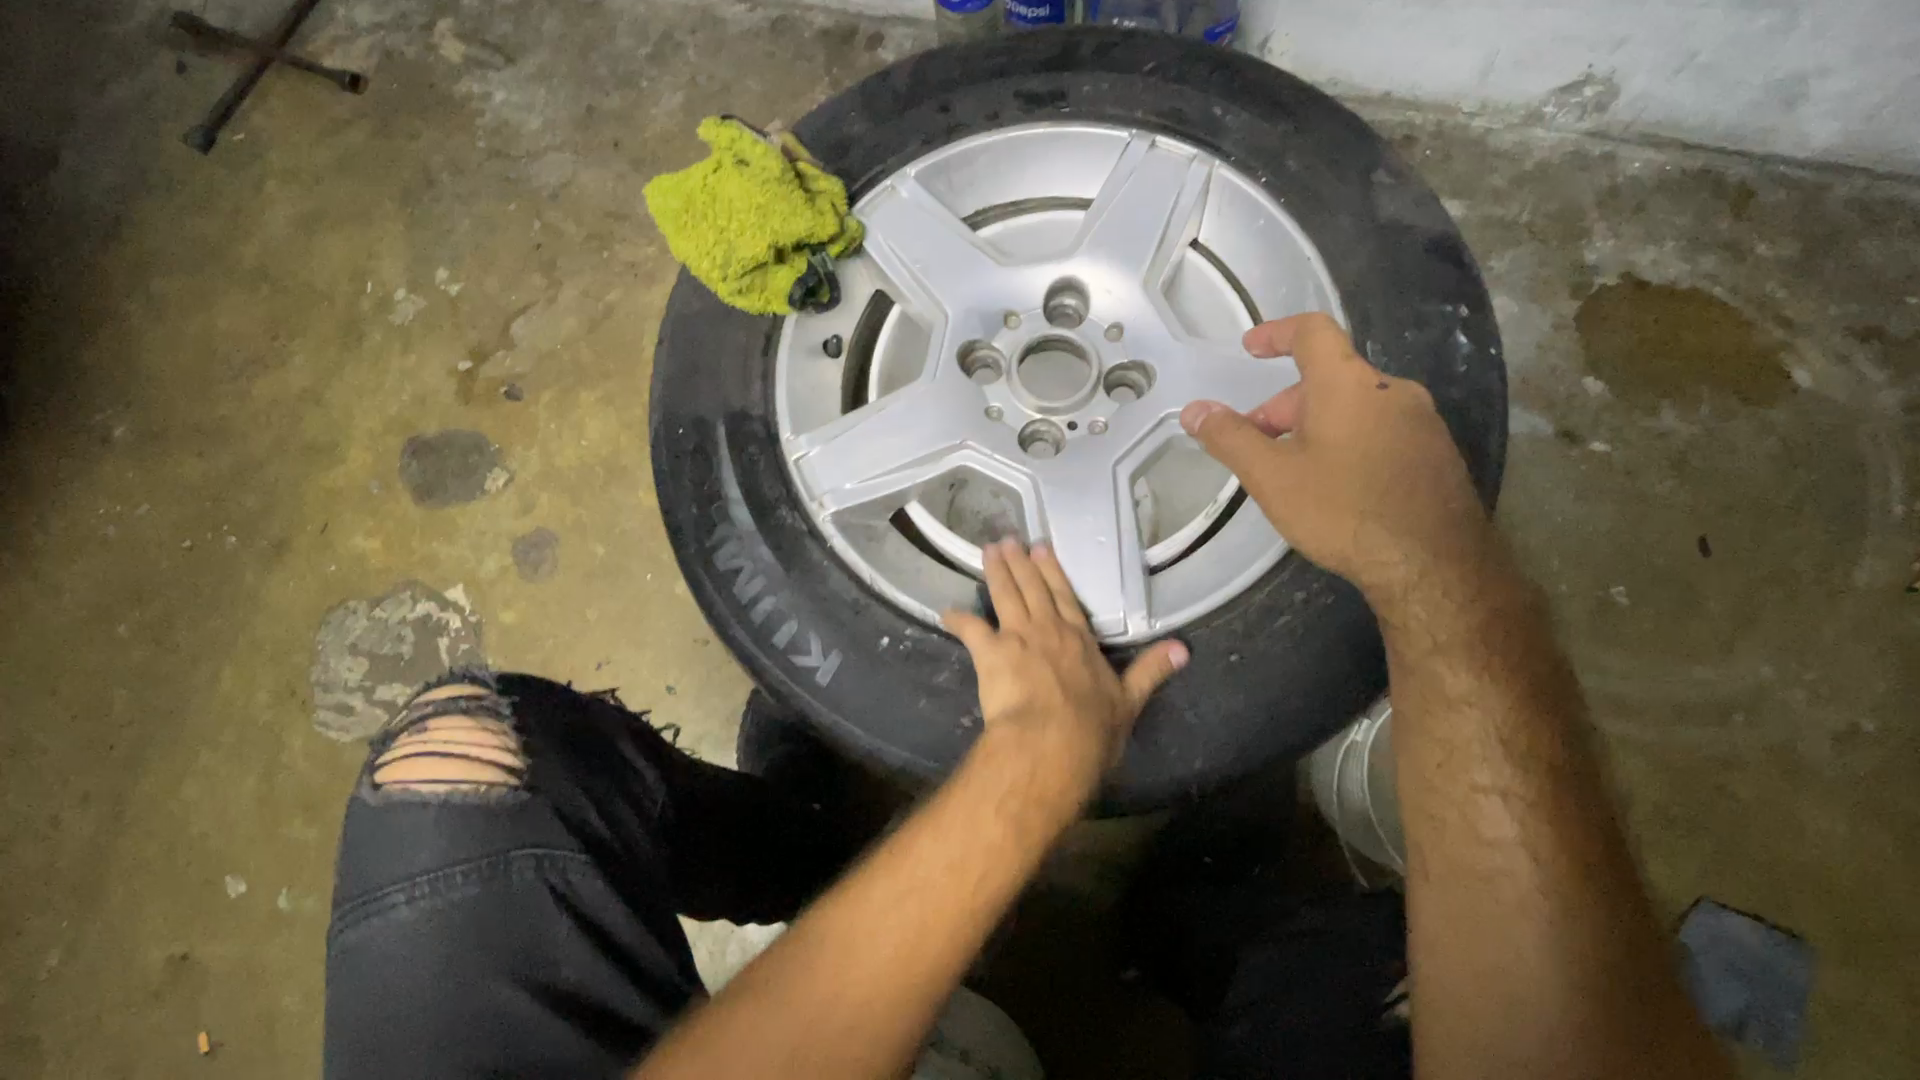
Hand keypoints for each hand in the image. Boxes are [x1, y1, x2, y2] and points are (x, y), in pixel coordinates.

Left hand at [943, 540, 1188, 796]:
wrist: (1053, 742)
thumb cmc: (1092, 727)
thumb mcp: (1129, 700)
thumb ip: (1152, 670)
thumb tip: (1184, 649)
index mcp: (1079, 639)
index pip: (1065, 596)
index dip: (1051, 571)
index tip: (1041, 548)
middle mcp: (1048, 629)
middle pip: (1032, 588)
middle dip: (1019, 562)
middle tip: (1006, 540)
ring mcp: (1018, 637)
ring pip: (1005, 596)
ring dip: (996, 573)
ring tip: (987, 552)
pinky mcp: (990, 653)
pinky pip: (970, 631)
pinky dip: (958, 619)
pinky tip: (946, 612)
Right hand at [1180, 313, 1495, 607]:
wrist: (1432, 564)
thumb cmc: (1343, 510)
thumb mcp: (1272, 476)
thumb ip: (1230, 438)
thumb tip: (1194, 411)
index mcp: (1348, 384)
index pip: (1312, 333)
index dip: (1277, 333)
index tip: (1250, 347)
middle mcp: (1391, 391)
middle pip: (1329, 380)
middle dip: (1285, 407)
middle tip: (1257, 447)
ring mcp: (1421, 422)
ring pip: (1355, 409)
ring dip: (1316, 428)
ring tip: (1294, 474)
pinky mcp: (1436, 455)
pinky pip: (1381, 433)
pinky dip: (1349, 444)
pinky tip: (1337, 490)